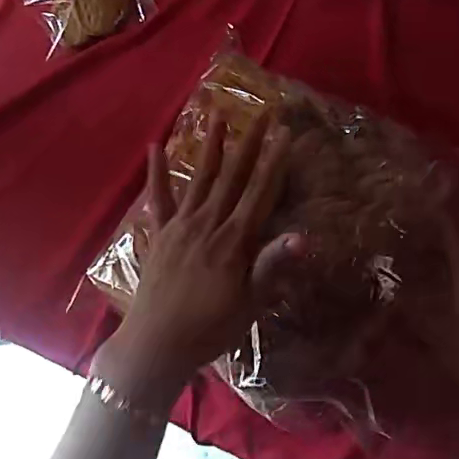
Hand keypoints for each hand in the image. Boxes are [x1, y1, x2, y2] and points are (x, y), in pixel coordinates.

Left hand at [93, 110, 301, 411]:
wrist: (156, 344)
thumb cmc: (210, 329)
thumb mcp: (250, 304)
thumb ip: (272, 267)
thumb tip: (303, 237)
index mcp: (233, 242)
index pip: (259, 193)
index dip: (274, 162)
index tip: (285, 134)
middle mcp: (207, 225)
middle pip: (232, 178)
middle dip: (249, 144)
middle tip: (262, 114)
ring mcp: (179, 226)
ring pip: (200, 179)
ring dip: (211, 147)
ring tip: (219, 116)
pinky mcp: (159, 234)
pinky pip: (158, 198)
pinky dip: (156, 172)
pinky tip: (156, 147)